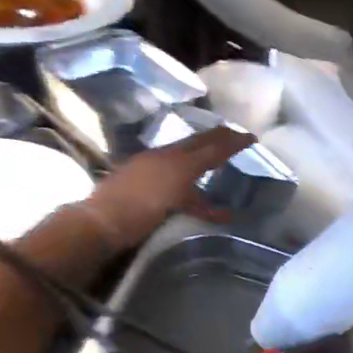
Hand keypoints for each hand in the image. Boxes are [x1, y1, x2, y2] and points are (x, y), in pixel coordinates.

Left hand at [80, 128, 252, 248]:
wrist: (100, 219)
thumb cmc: (141, 213)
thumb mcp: (177, 209)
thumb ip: (203, 208)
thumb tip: (229, 214)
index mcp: (180, 161)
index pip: (214, 148)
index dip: (234, 142)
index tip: (252, 137)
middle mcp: (167, 155)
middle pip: (198, 141)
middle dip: (218, 136)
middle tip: (235, 133)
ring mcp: (150, 160)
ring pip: (183, 147)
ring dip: (200, 144)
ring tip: (212, 146)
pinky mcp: (138, 168)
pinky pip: (169, 156)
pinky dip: (184, 155)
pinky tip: (181, 164)